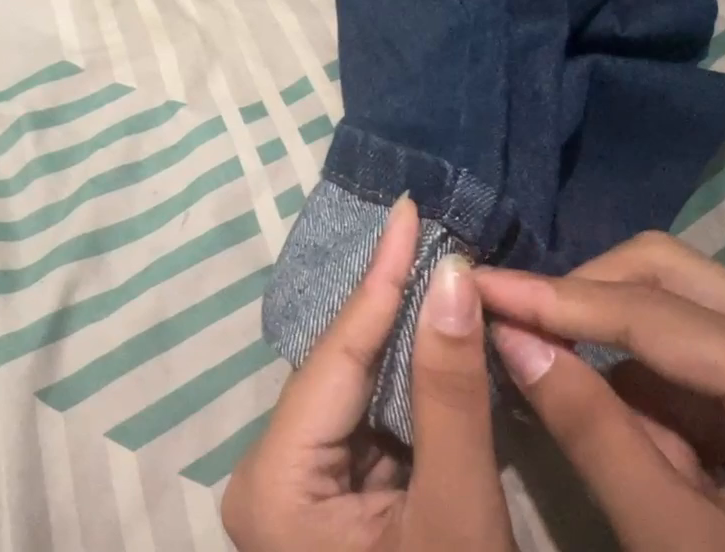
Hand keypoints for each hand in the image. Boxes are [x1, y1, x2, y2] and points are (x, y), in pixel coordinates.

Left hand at [223, 197, 515, 551]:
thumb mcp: (456, 513)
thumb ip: (448, 394)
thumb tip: (451, 280)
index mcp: (275, 482)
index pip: (335, 356)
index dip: (378, 279)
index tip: (403, 211)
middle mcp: (268, 476)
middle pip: (340, 372)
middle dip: (391, 306)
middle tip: (432, 237)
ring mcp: (294, 489)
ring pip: (355, 394)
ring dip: (401, 342)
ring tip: (438, 273)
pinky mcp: (324, 500)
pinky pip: (366, 425)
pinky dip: (405, 391)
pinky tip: (434, 344)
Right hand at [477, 232, 724, 551]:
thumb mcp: (680, 547)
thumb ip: (592, 432)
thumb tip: (507, 334)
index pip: (661, 314)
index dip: (557, 298)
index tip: (475, 282)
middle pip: (683, 278)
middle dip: (590, 300)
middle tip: (517, 325)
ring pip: (694, 309)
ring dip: (625, 351)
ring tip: (597, 424)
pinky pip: (713, 358)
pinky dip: (660, 388)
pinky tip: (657, 453)